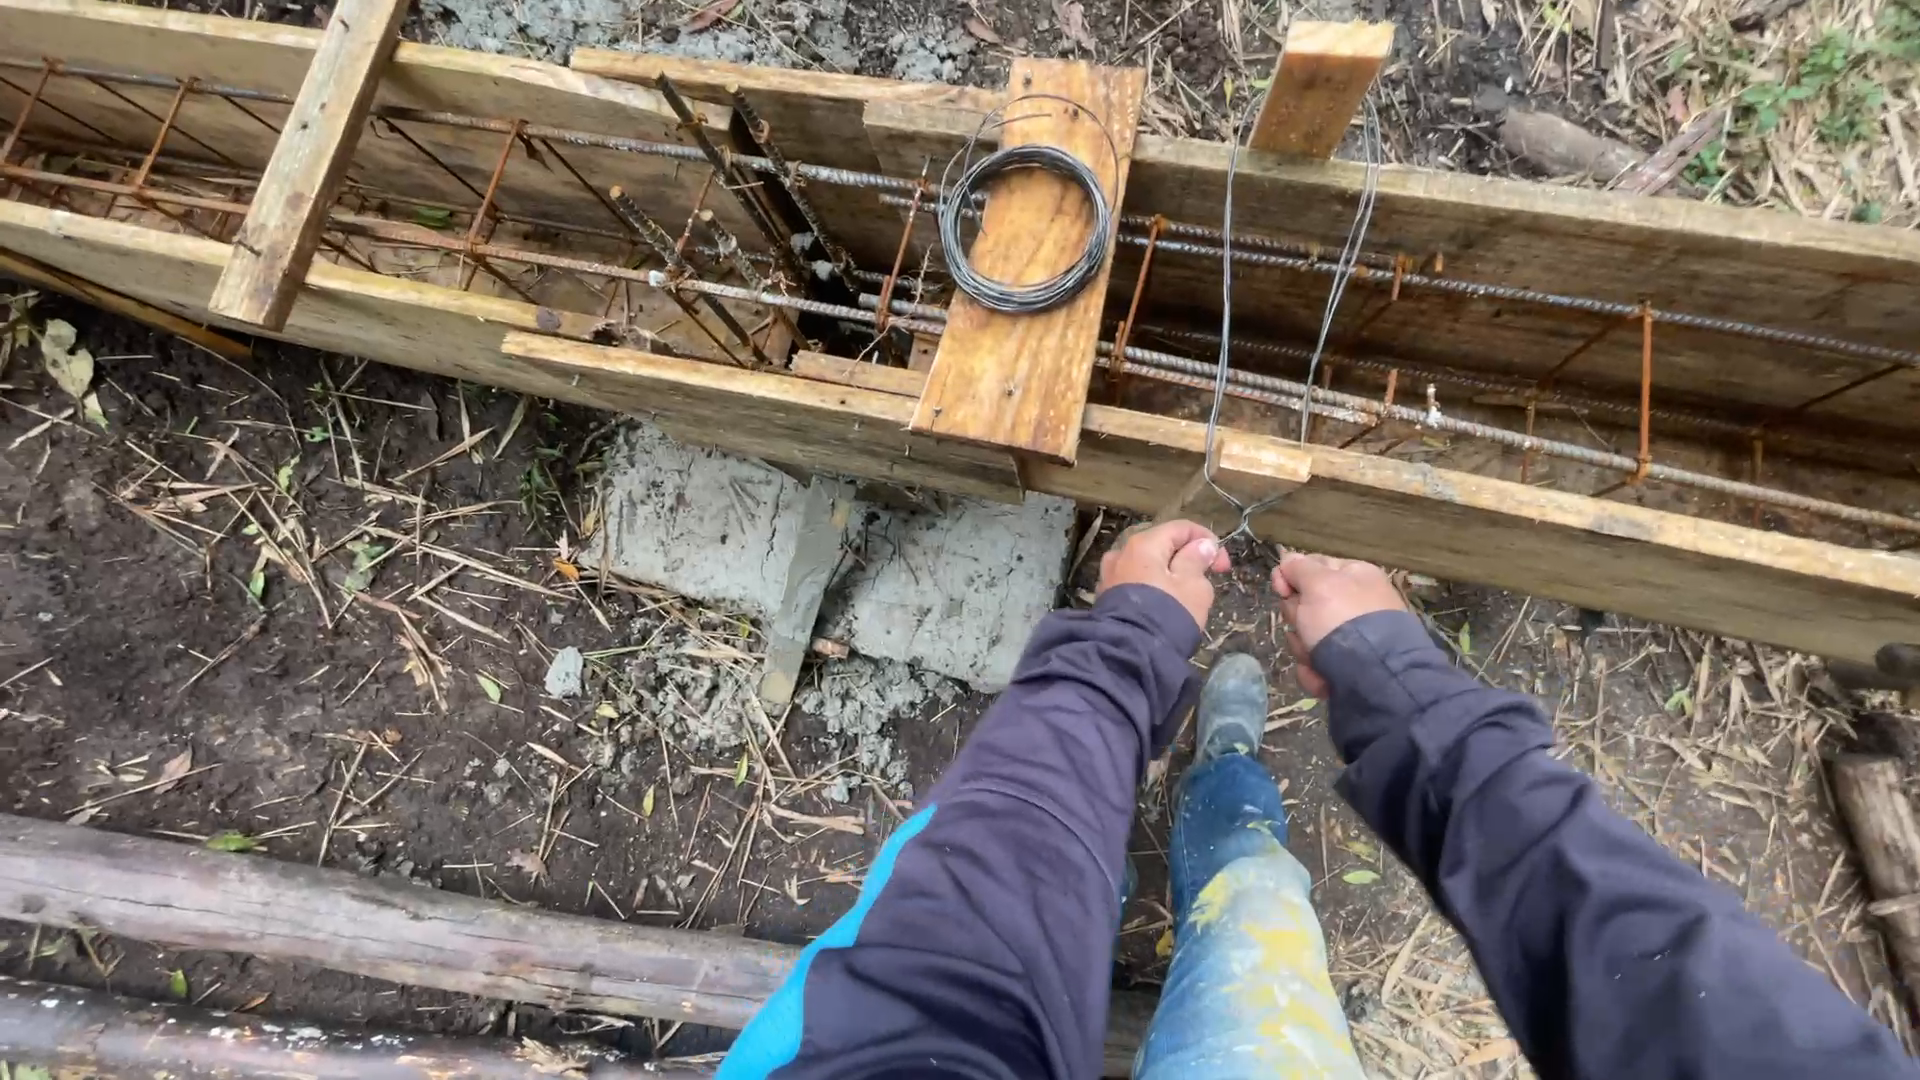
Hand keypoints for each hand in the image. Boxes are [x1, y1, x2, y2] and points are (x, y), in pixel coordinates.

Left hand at [1097, 520, 1230, 630]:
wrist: (1131, 653)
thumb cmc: (1168, 614)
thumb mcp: (1194, 586)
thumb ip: (1197, 560)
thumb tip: (1200, 545)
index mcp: (1143, 544)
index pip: (1180, 528)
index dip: (1207, 541)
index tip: (1223, 565)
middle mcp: (1121, 553)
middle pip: (1162, 545)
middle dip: (1188, 557)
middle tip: (1208, 578)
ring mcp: (1110, 575)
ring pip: (1148, 565)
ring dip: (1170, 573)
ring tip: (1188, 594)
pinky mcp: (1107, 597)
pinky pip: (1136, 583)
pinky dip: (1154, 586)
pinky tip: (1166, 604)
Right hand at [1271, 552, 1405, 697]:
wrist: (1375, 675)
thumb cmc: (1343, 620)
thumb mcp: (1318, 583)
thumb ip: (1298, 568)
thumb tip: (1288, 559)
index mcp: (1354, 576)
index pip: (1311, 567)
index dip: (1290, 577)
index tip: (1282, 590)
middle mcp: (1354, 604)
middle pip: (1304, 604)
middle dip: (1297, 618)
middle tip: (1305, 625)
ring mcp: (1351, 637)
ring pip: (1305, 635)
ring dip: (1303, 648)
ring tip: (1316, 657)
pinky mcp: (1346, 665)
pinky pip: (1315, 662)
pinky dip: (1314, 671)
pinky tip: (1323, 676)